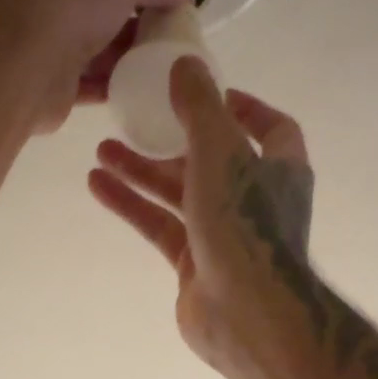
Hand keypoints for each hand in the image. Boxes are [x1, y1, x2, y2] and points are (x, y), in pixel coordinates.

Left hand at [0, 0, 196, 131]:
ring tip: (158, 60)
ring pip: (85, 49)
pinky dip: (109, 85)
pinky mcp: (45, 89)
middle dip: (124, 21)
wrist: (28, 66)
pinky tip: (139, 87)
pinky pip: (84, 84)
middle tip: (162, 30)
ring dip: (119, 56)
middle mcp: (29, 3)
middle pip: (86, 10)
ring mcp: (33, 49)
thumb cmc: (68, 3)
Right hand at [88, 57, 316, 370]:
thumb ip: (200, 106)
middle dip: (173, 139)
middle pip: (212, 159)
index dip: (242, 106)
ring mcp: (223, 236)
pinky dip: (132, 205)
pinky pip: (159, 226)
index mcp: (279, 170)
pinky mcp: (194, 265)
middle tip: (135, 119)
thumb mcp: (221, 152)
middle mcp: (255, 200)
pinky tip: (97, 186)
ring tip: (102, 150)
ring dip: (143, 171)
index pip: (271, 129)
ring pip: (179, 193)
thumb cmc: (244, 225)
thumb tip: (185, 64)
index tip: (206, 92)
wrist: (246, 314)